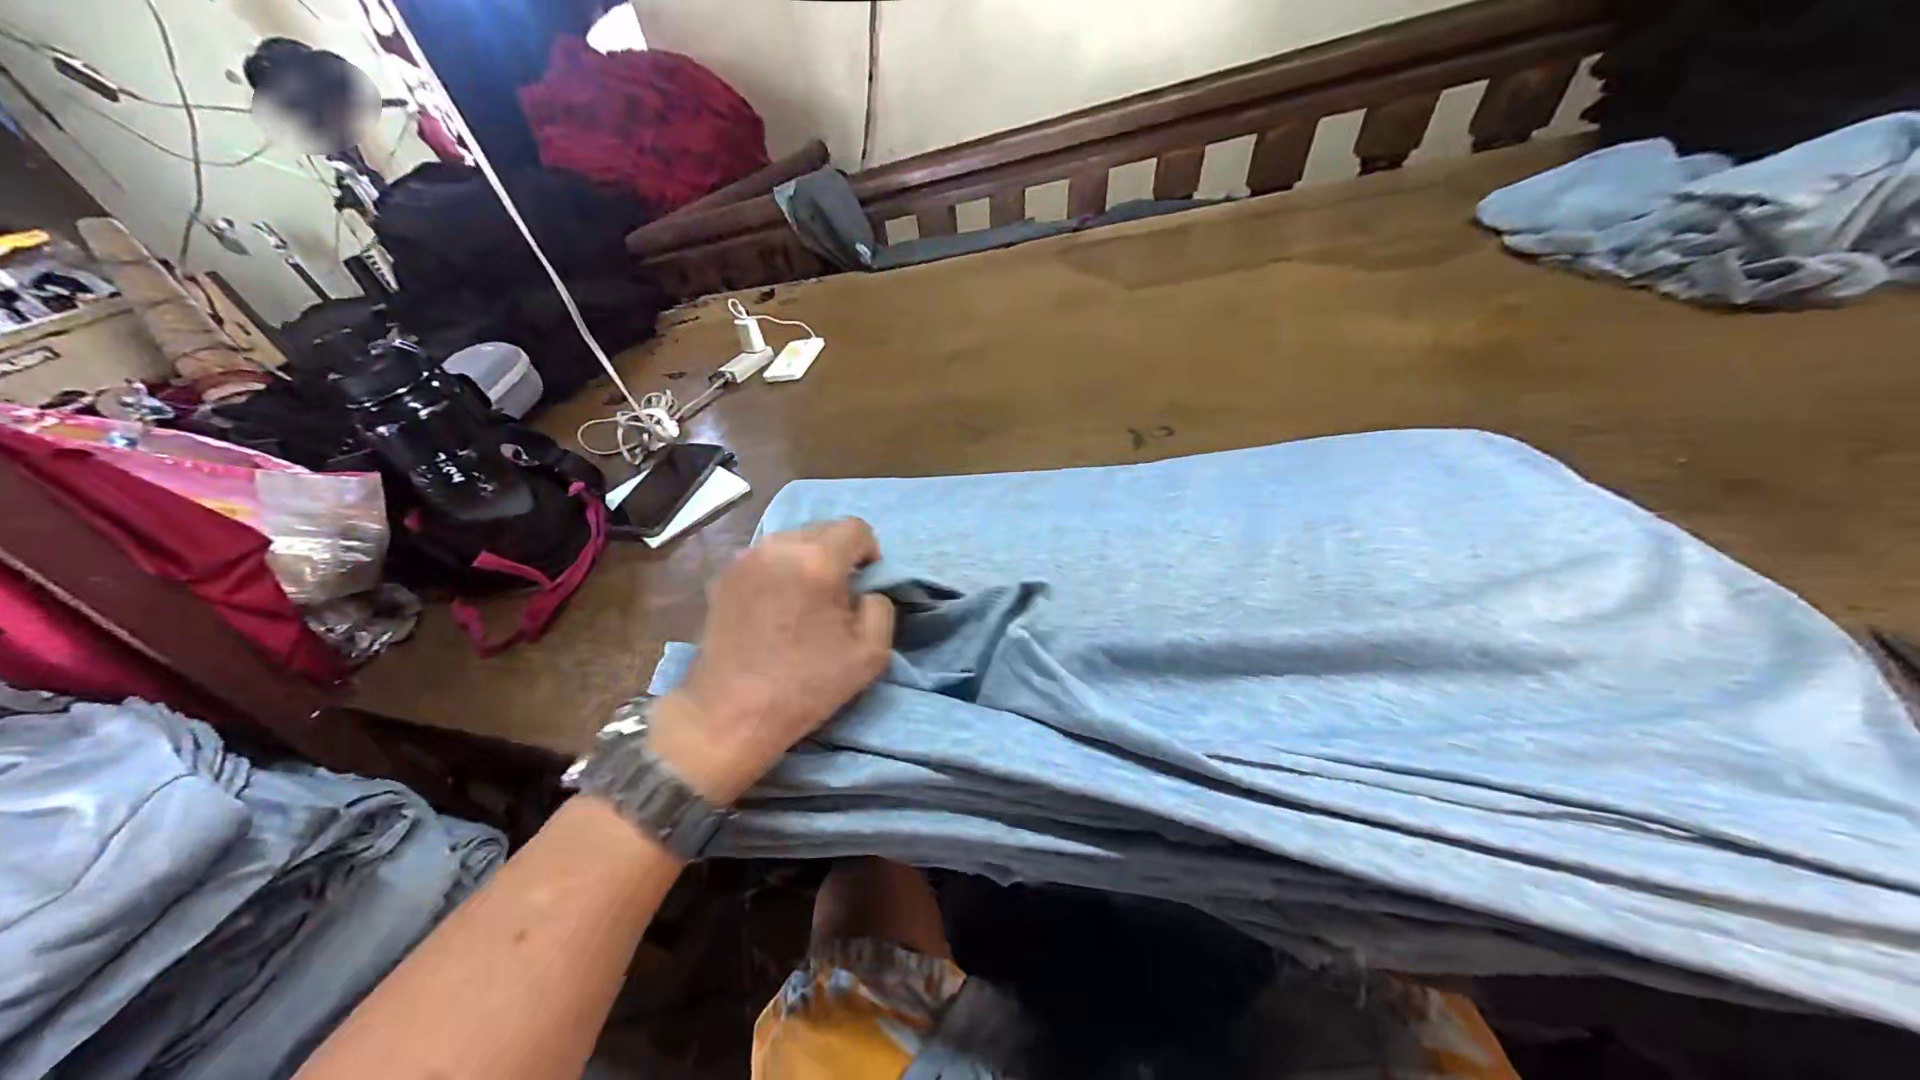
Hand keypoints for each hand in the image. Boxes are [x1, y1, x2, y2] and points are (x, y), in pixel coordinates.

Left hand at [649, 519, 895, 803]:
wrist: (728, 714)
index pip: (856, 528)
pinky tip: (778, 608)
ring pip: (793, 541)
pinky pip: (767, 558)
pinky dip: (782, 571)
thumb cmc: (804, 686)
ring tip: (806, 602)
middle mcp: (778, 547)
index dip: (870, 552)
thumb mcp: (870, 654)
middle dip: (839, 554)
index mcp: (816, 561)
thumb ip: (881, 607)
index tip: (866, 584)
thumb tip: (867, 590)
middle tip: (838, 596)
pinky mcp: (724, 576)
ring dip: (809, 561)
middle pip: (823, 530)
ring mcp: (745, 559)